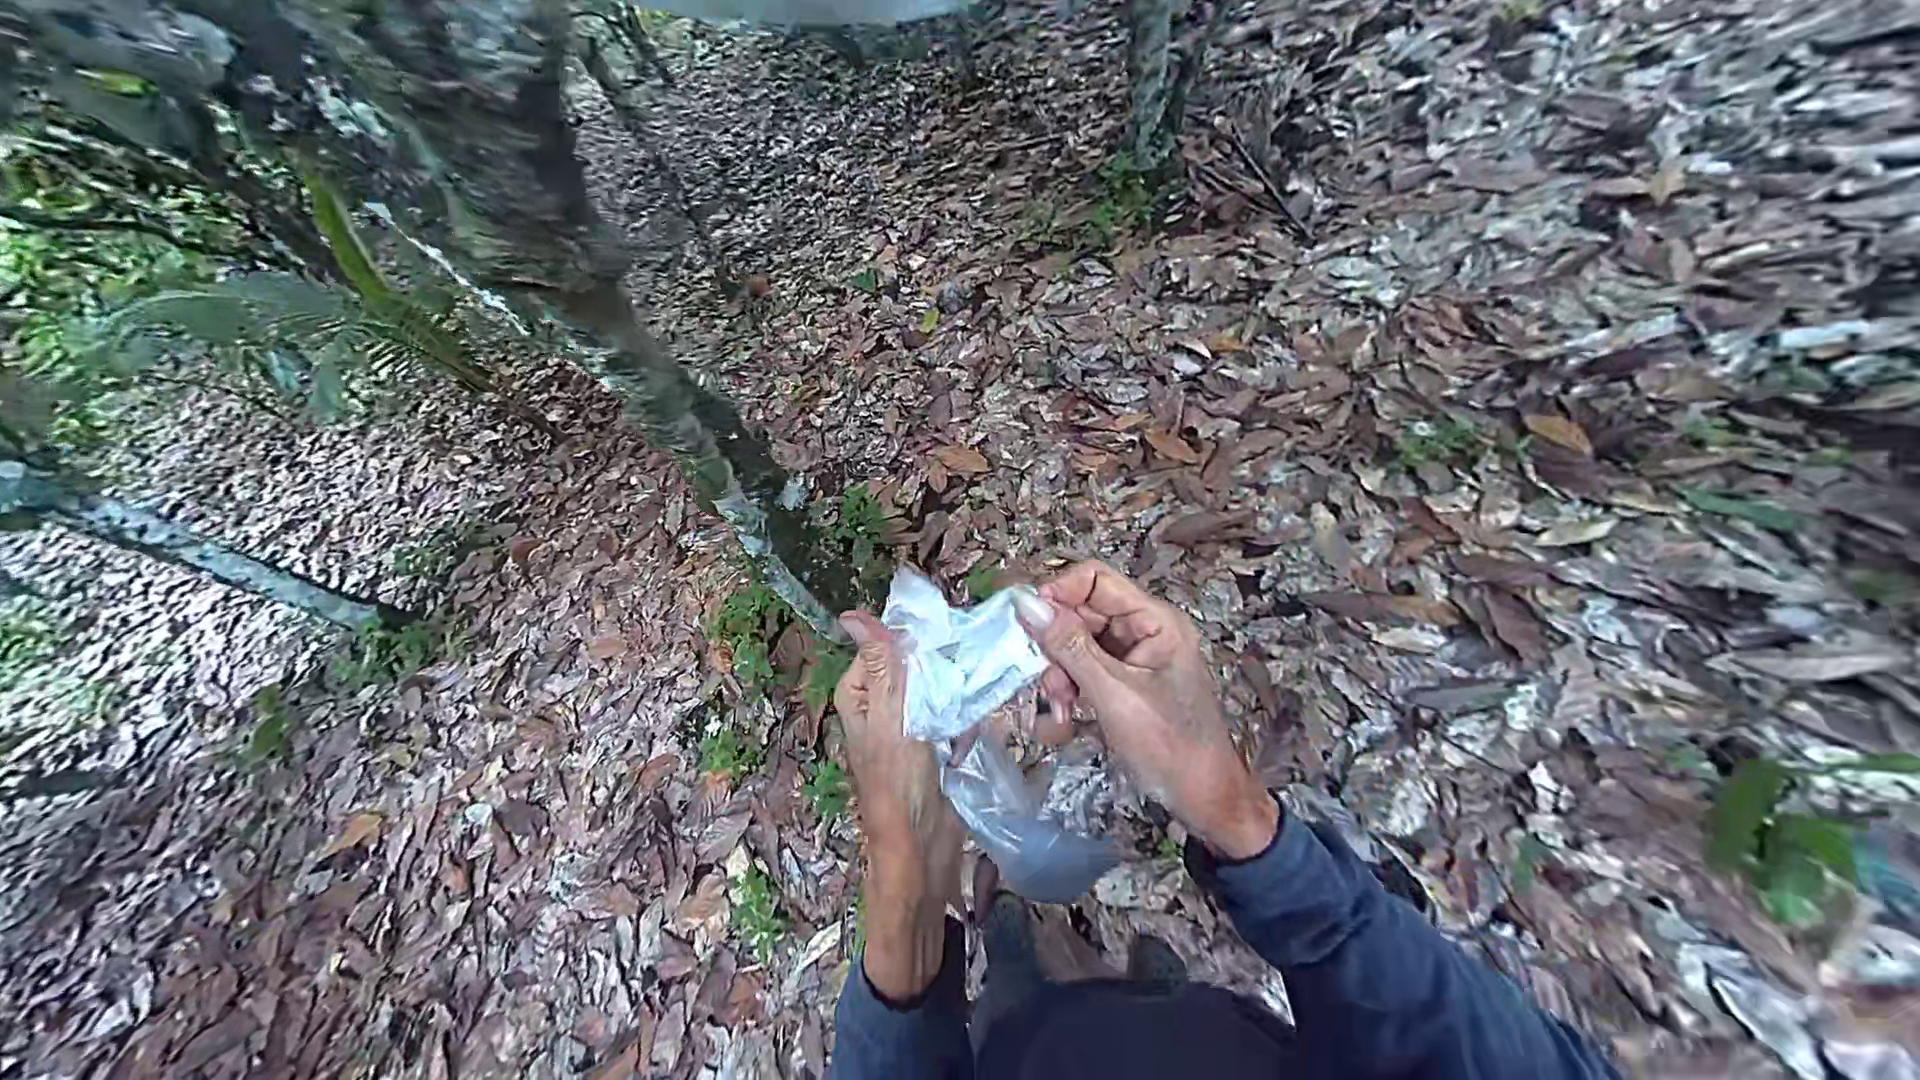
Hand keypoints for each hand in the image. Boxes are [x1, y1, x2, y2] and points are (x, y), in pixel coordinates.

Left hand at [833, 611, 961, 998]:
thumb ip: (881, 664)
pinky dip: (965, 716)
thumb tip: (851, 614)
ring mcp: (909, 721)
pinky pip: (952, 710)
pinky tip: (970, 732)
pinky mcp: (934, 739)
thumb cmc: (899, 782)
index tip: (948, 638)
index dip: (917, 638)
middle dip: (942, 666)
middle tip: (965, 671)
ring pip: (939, 684)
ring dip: (957, 691)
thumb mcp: (890, 716)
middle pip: (917, 662)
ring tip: (970, 703)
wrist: (923, 849)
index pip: (888, 643)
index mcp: (860, 691)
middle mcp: (882, 702)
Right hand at [1014, 562, 1276, 859]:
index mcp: (1153, 620)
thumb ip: (1070, 648)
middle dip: (1056, 645)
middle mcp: (1142, 630)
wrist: (1204, 801)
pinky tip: (1067, 716)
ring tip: (1062, 707)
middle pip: (1081, 613)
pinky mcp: (1121, 680)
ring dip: (1059, 673)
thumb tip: (1029, 606)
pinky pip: (1082, 669)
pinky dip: (1069, 688)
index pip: (1096, 579)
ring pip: (1075, 643)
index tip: (1028, 622)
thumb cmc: (1170, 746)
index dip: (1058, 592)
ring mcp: (1131, 656)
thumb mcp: (1115, 694)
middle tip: (1046, 681)